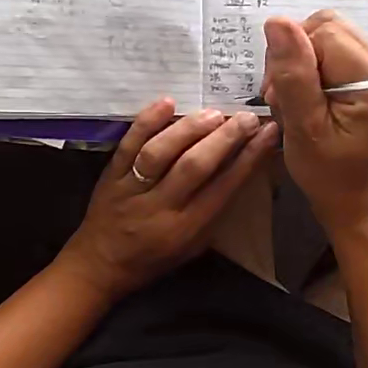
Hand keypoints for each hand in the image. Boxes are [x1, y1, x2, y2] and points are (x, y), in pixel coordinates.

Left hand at [56, 99, 278, 299]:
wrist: (99, 265)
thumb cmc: (153, 257)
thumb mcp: (192, 246)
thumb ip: (214, 211)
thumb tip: (240, 166)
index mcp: (186, 228)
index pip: (224, 188)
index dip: (249, 158)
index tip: (268, 133)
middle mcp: (160, 207)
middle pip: (195, 167)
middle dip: (224, 139)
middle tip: (246, 118)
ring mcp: (132, 189)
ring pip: (161, 153)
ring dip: (189, 129)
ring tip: (214, 113)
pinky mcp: (110, 175)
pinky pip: (128, 145)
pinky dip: (147, 121)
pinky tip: (167, 102)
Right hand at [261, 12, 367, 231]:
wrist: (348, 197)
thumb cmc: (325, 172)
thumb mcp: (304, 127)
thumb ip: (293, 75)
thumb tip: (277, 21)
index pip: (326, 33)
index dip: (294, 55)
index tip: (278, 93)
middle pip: (328, 27)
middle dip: (295, 56)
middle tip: (280, 96)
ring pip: (325, 36)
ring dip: (298, 63)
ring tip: (290, 101)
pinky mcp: (366, 75)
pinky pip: (330, 51)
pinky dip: (308, 69)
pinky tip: (302, 97)